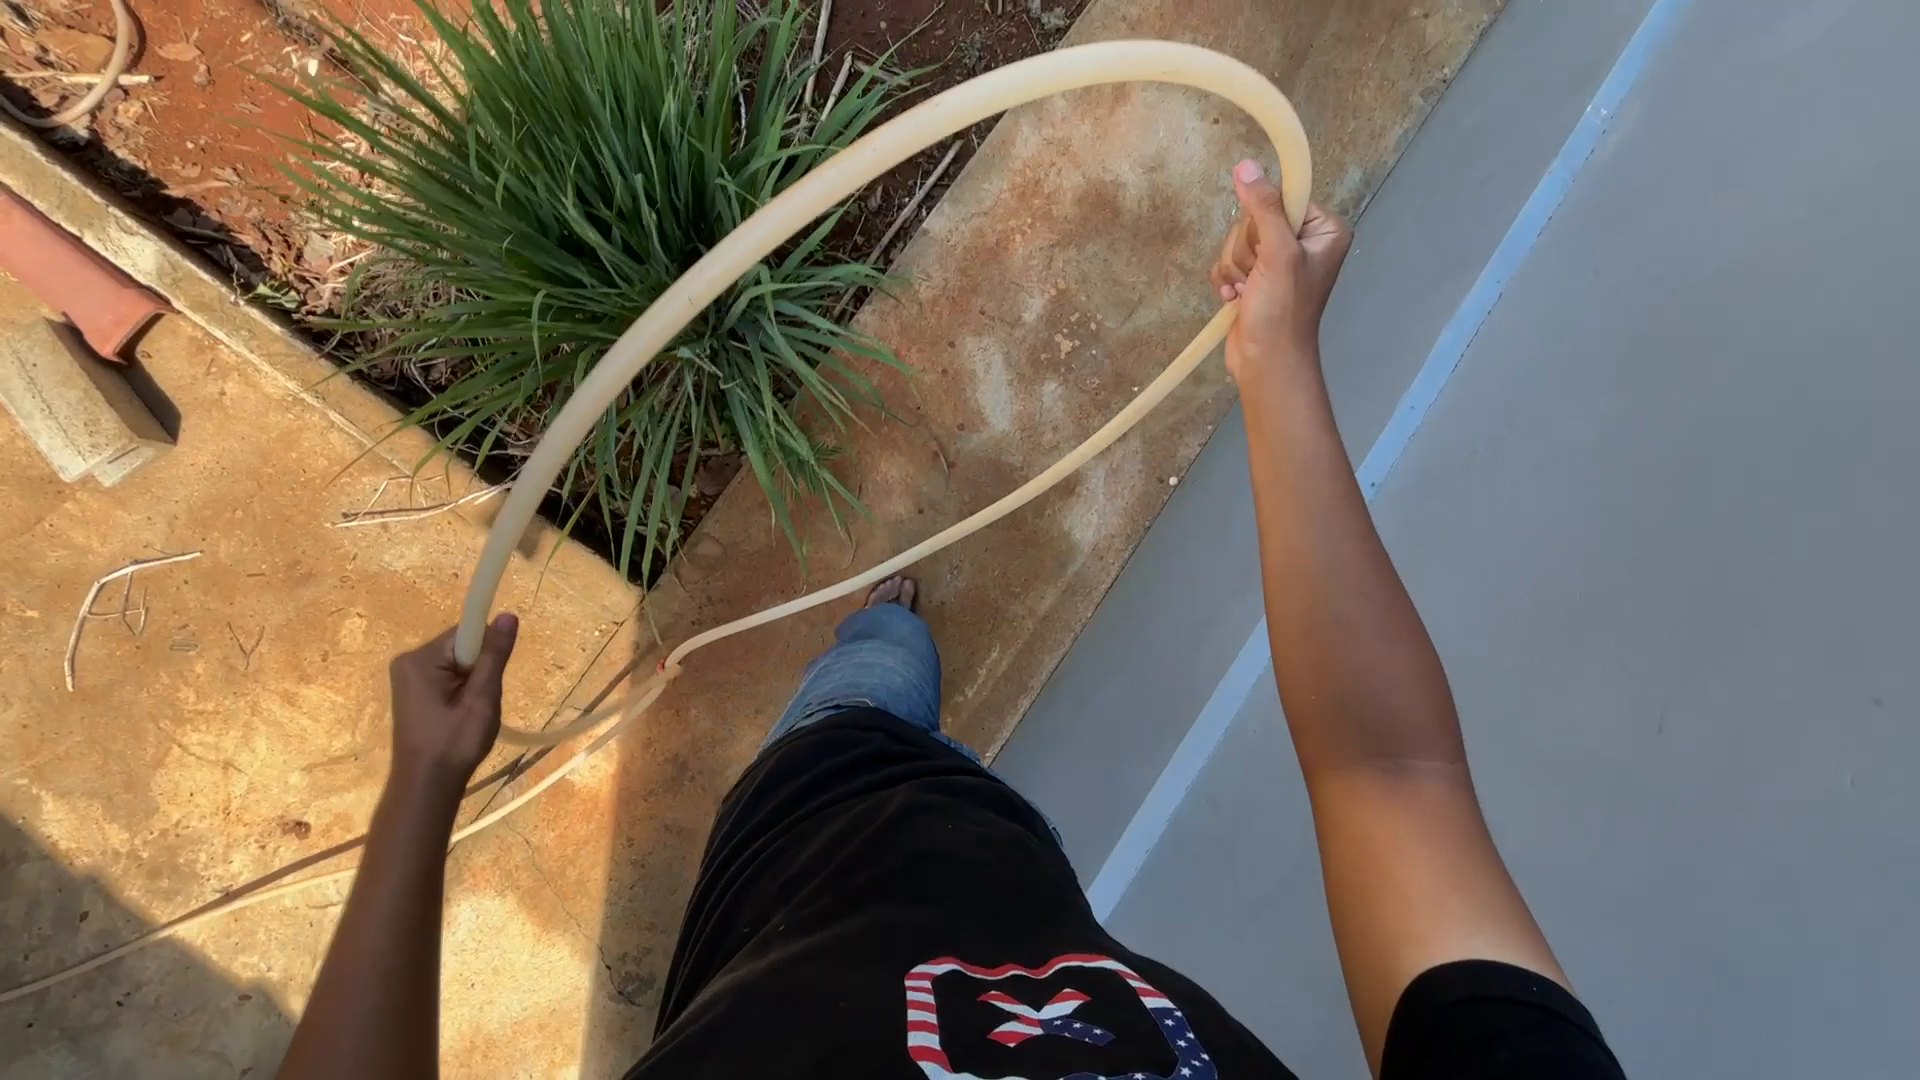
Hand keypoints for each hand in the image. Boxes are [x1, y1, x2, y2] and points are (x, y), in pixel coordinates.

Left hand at [386, 614, 518, 789]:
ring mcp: (408, 677)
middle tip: (481, 702)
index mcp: (419, 659)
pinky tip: (461, 714)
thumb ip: (494, 655)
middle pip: (462, 647)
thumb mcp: (482, 697)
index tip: (489, 682)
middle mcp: (408, 661)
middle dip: (480, 670)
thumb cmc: (455, 742)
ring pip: (458, 663)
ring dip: (473, 683)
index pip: (467, 633)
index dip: (487, 653)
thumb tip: (507, 614)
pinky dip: (462, 690)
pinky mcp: (413, 691)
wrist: (427, 785)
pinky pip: (448, 676)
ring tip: (471, 712)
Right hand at [1209, 160, 1351, 385]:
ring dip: (1234, 268)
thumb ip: (1263, 209)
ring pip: (1237, 242)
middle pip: (1254, 220)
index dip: (1264, 222)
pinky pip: (1227, 262)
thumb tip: (1245, 166)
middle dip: (1246, 251)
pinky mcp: (1253, 279)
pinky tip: (1235, 297)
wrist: (1265, 362)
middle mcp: (1302, 242)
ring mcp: (1276, 262)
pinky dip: (1226, 279)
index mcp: (1323, 230)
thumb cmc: (1281, 311)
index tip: (1267, 250)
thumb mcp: (1277, 255)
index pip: (1283, 198)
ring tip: (1246, 292)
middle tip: (1256, 277)